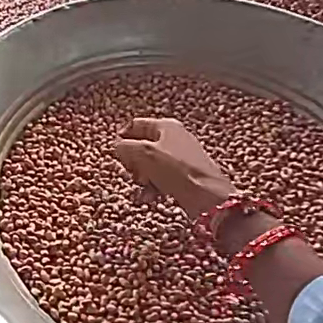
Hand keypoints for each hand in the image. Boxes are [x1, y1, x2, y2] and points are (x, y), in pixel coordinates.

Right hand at [111, 117, 238, 217]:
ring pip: (150, 166)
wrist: (206, 196)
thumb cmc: (178, 170)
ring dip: (142, 178)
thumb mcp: (144, 153)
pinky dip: (153, 188)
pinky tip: (151, 197)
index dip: (122, 138)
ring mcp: (179, 159)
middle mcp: (174, 139)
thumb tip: (117, 146)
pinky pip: (161, 180)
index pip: (136, 125)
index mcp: (166, 127)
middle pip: (142, 147)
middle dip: (133, 162)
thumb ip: (125, 147)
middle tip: (132, 172)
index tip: (116, 152)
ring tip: (143, 187)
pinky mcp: (183, 177)